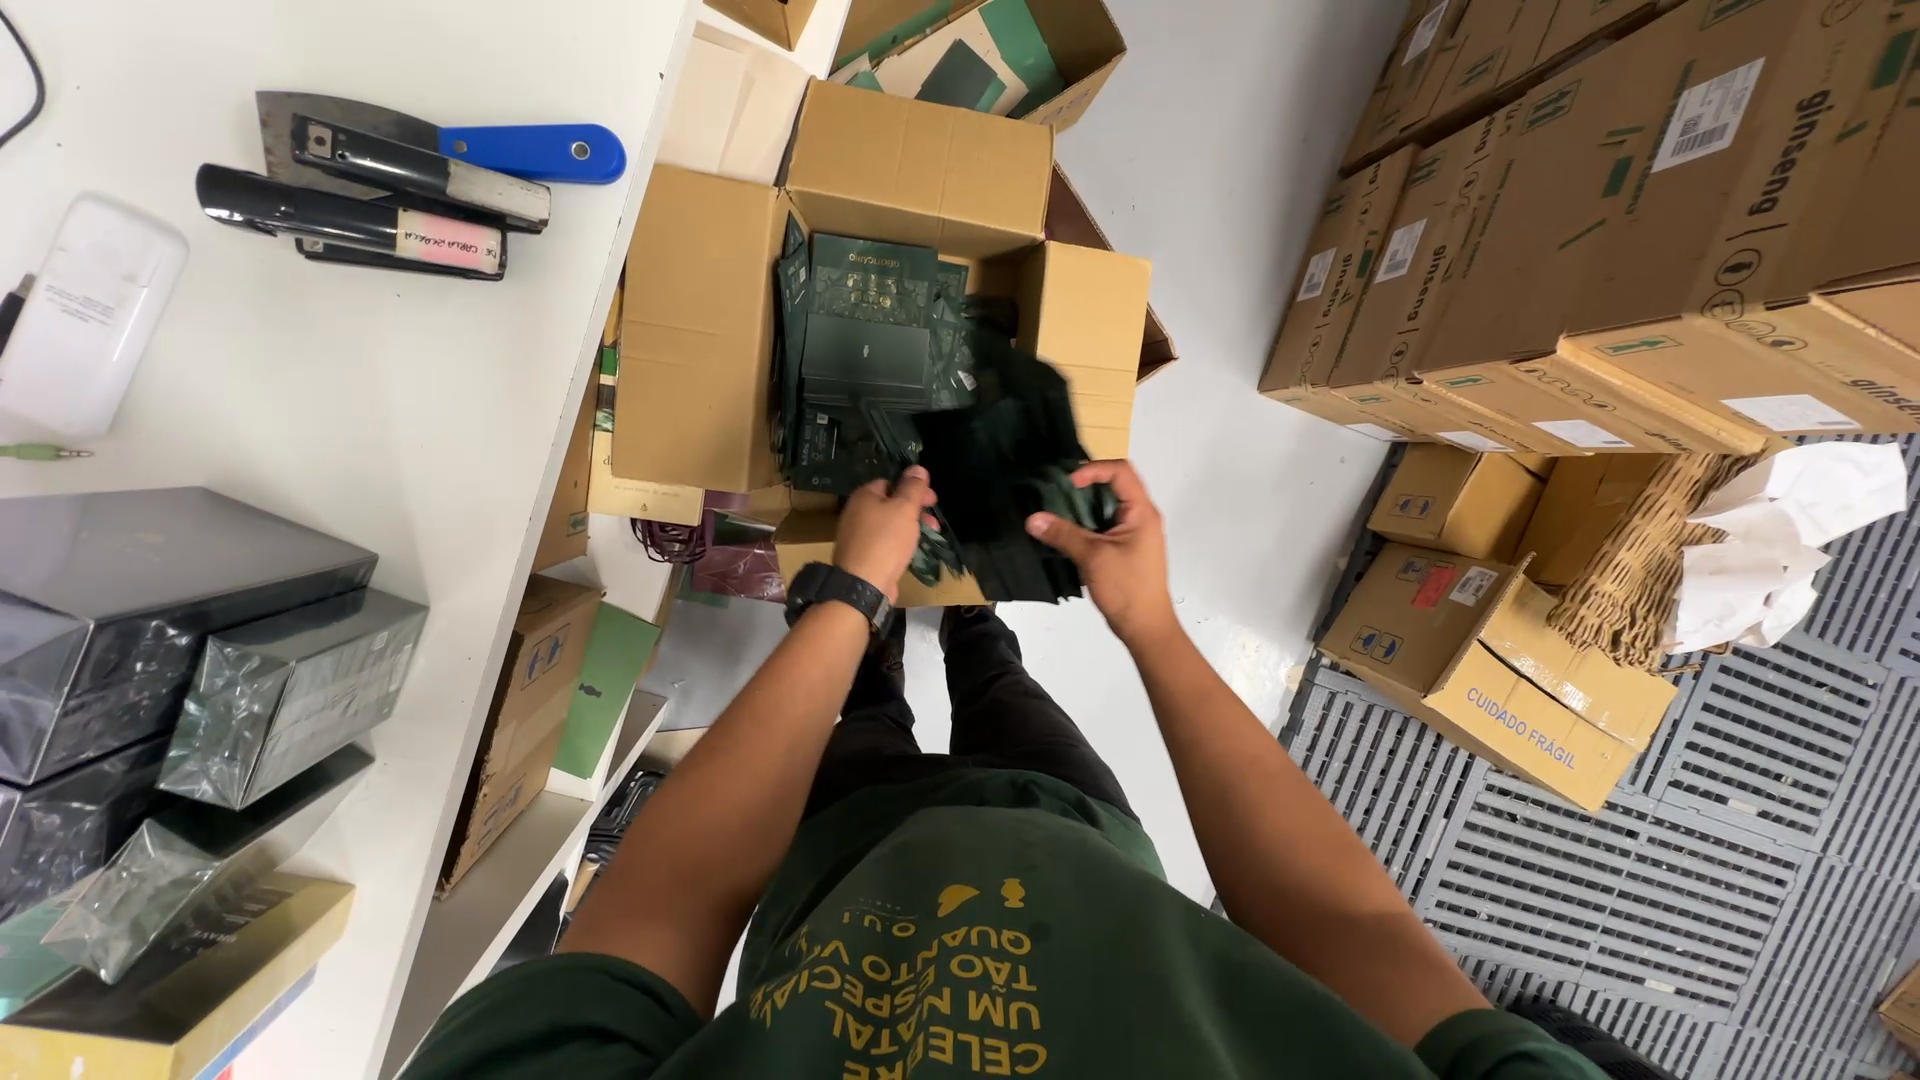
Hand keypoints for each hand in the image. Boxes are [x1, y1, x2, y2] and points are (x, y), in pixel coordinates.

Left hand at [834, 466, 937, 603]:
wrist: (863, 585)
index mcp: (864, 496)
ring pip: (889, 525)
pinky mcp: (863, 556)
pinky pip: (885, 543)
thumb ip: (912, 488)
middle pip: (890, 504)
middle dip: (915, 510)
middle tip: (934, 521)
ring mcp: (857, 536)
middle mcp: (856, 513)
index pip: (890, 482)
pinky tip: (912, 552)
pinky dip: (900, 544)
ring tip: (930, 537)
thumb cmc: (885, 541)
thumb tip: (918, 468)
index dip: (913, 489)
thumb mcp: (904, 509)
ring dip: (911, 527)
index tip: (932, 500)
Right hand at [1026, 460, 1178, 647]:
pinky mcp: (1124, 549)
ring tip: (1054, 511)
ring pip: (1105, 507)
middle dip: (1083, 486)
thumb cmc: (1126, 588)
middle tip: (1055, 492)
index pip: (1121, 471)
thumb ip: (1063, 534)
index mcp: (1142, 512)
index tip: (1068, 483)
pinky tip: (1063, 533)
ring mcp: (1133, 533)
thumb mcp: (1093, 557)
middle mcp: (1141, 517)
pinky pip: (1102, 526)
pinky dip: (1084, 524)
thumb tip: (1032, 518)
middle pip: (1113, 485)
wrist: (1145, 627)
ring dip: (1081, 507)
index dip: (1093, 469)